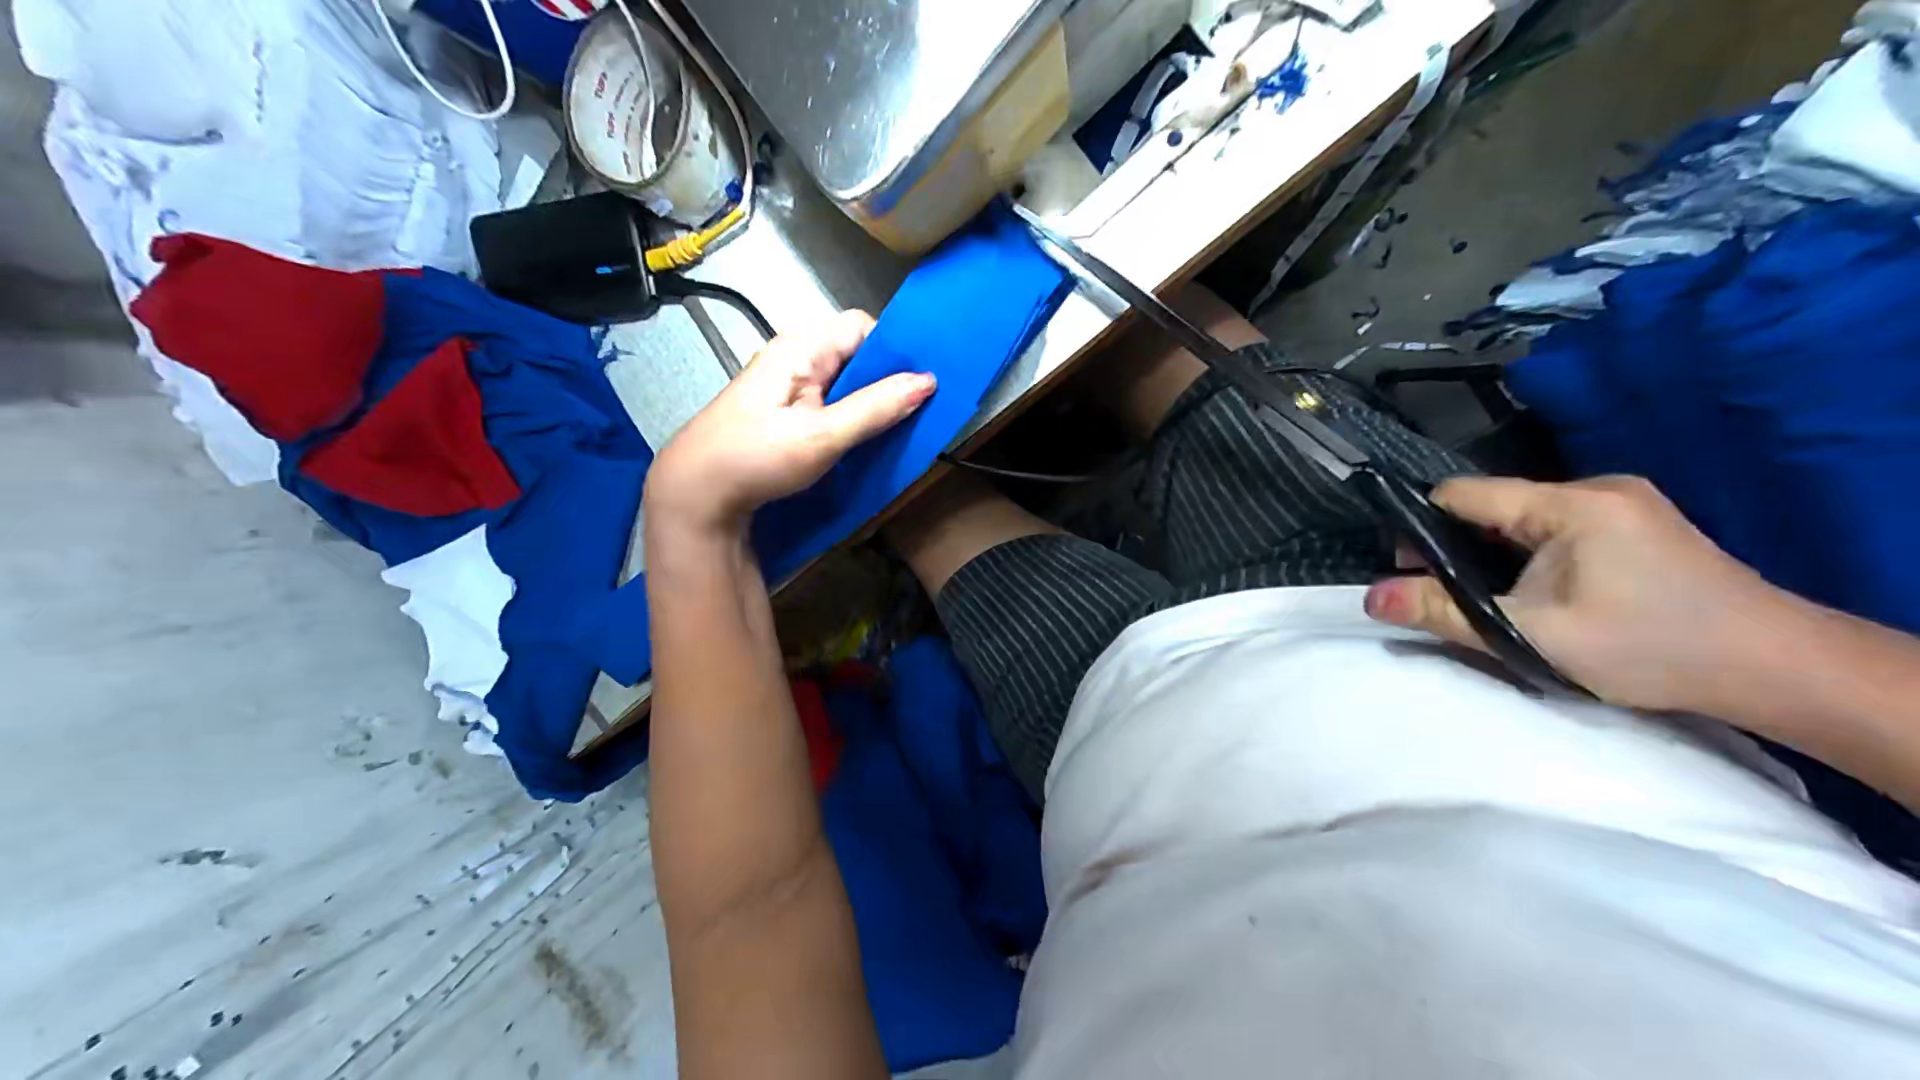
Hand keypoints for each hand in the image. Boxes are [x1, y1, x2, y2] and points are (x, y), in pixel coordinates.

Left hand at [644, 310, 935, 533]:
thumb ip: (876, 408)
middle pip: (854, 351)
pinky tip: (857, 435)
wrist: (699, 491)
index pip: (861, 326)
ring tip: (887, 426)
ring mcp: (786, 380)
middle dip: (882, 378)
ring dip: (867, 399)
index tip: (915, 384)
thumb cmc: (757, 458)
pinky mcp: (783, 404)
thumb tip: (927, 382)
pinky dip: (848, 412)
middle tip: (906, 410)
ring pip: (843, 376)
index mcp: (801, 347)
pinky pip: (828, 396)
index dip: (892, 350)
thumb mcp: (824, 436)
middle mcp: (793, 354)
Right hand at [1363, 475, 1794, 712]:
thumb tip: (1370, 597)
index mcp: (1571, 504)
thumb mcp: (1530, 635)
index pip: (1464, 493)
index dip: (1422, 525)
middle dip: (1457, 544)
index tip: (1407, 567)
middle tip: (1445, 591)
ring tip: (1489, 596)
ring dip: (1493, 553)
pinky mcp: (1637, 524)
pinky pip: (1554, 528)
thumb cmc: (1649, 648)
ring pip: (1521, 519)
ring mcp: (1623, 504)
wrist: (1777, 670)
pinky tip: (1534, 591)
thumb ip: (1443, 612)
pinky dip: (1527, 556)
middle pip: (1492, 505)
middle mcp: (1597, 489)